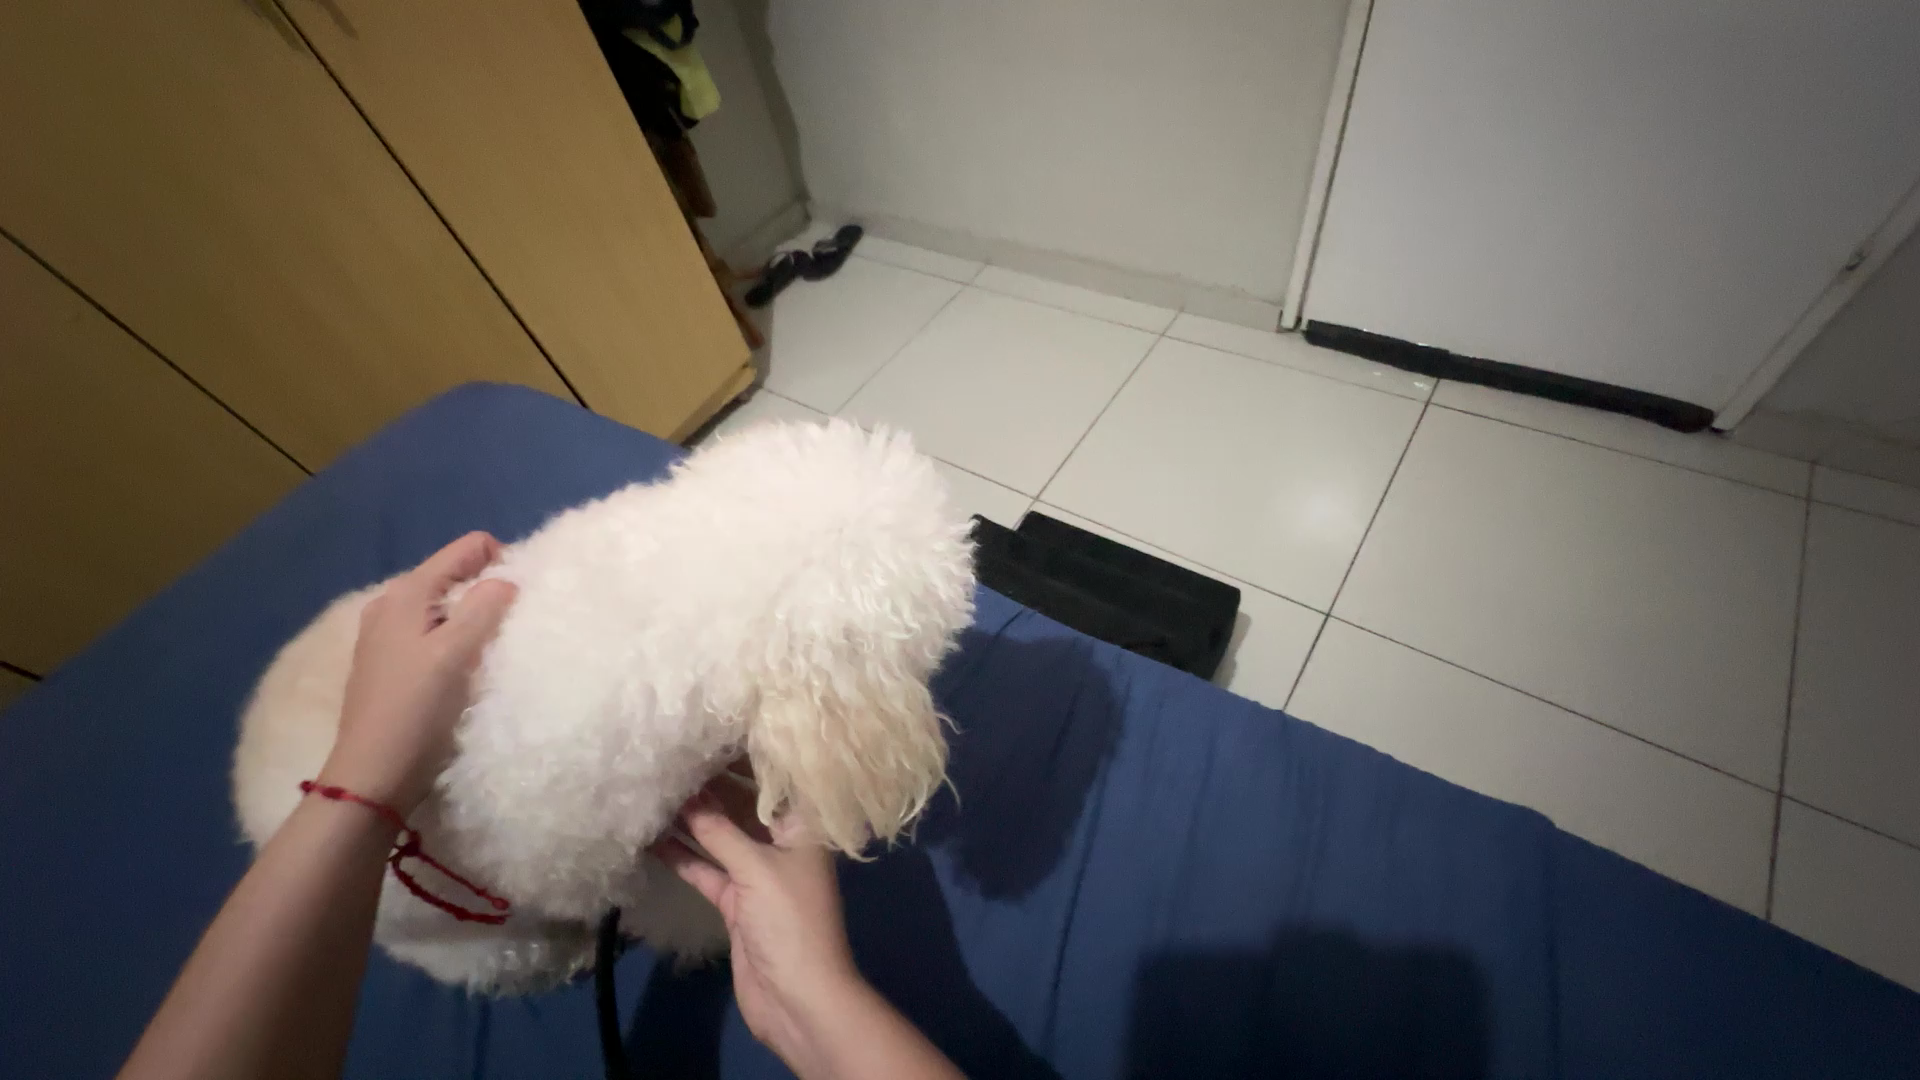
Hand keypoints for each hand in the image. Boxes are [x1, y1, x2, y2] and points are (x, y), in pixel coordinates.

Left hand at [317, 532, 516, 815]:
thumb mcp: (457, 652)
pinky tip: (470, 664)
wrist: (374, 773)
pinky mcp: (395, 660)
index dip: (501, 561)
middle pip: (457, 574)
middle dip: (490, 588)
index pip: (467, 548)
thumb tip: (507, 580)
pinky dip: (461, 635)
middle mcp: (393, 605)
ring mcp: (390, 634)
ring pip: (450, 603)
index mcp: (407, 594)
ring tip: (495, 645)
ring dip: (477, 615)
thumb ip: (485, 606)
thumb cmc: (417, 708)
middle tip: (511, 623)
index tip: (519, 597)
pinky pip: (439, 628)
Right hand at [653, 781, 861, 1073]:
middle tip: (675, 757)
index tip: (715, 733)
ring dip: (693, 820)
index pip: (776, 780)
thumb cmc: (790, 918)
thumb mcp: (756, 867)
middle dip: (714, 786)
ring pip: (722, 836)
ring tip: (657, 790)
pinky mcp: (736, 899)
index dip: (748, 758)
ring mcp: (758, 871)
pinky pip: (707, 868)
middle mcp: (783, 841)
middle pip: (746, 806)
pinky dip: (685, 856)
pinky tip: (654, 838)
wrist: (797, 996)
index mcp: (804, 825)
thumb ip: (720, 830)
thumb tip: (688, 792)